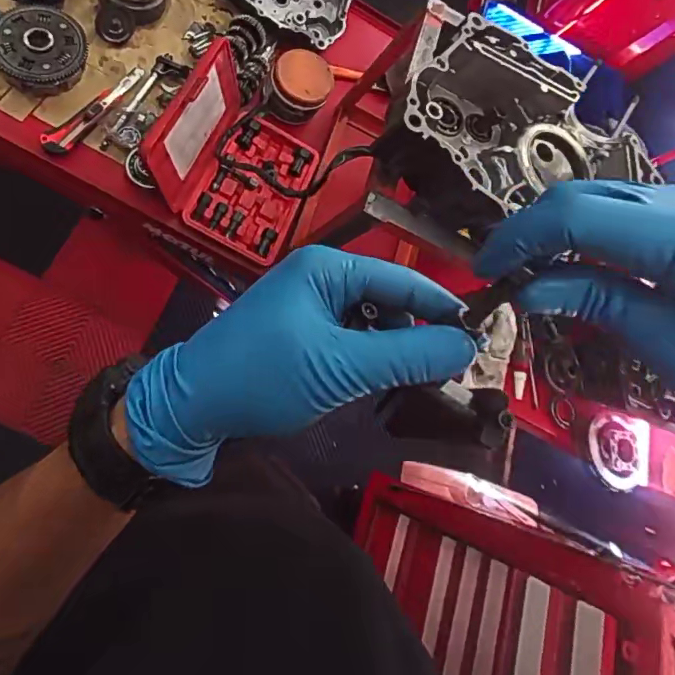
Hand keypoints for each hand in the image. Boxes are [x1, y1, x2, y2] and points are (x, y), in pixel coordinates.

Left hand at [124, 245, 477, 485]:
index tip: (481, 338)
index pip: (402, 280)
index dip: (442, 308)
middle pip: (387, 300)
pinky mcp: (298, 332)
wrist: (193, 406)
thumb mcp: (342, 367)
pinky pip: (346, 338)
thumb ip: (408, 355)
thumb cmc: (263, 376)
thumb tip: (467, 346)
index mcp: (326, 268)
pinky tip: (371, 383)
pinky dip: (364, 359)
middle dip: (415, 334)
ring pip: (369, 323)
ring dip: (390, 350)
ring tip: (405, 383)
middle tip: (444, 373)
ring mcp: (305, 305)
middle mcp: (318, 277)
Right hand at [476, 182, 674, 548]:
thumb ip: (592, 303)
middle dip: (533, 232)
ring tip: (537, 274)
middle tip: (504, 274)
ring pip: (608, 199)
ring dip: (563, 231)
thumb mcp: (671, 349)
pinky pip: (638, 212)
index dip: (517, 240)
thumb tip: (523, 289)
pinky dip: (598, 234)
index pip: (575, 215)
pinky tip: (587, 267)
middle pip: (586, 195)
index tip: (484, 273)